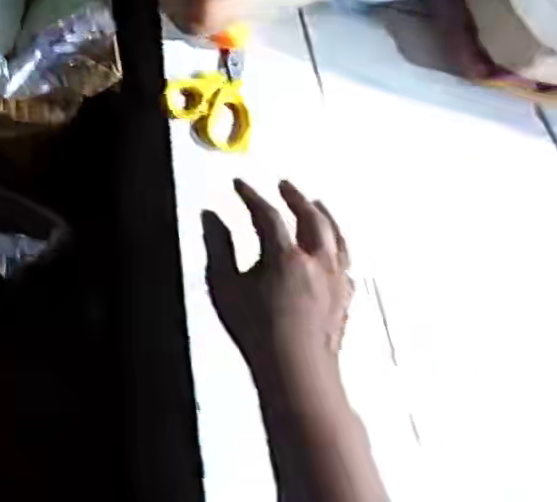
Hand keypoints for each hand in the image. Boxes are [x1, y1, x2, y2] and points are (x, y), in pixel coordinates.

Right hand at [202, 179, 352, 384]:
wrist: (296, 372)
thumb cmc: (255, 328)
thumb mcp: (223, 282)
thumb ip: (218, 244)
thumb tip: (211, 216)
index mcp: (285, 257)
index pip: (267, 214)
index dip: (250, 195)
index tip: (239, 184)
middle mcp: (316, 264)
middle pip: (313, 220)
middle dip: (296, 198)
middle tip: (284, 185)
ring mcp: (336, 283)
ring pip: (338, 240)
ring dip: (325, 217)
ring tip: (317, 204)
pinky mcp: (344, 300)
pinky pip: (345, 263)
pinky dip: (337, 247)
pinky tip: (332, 249)